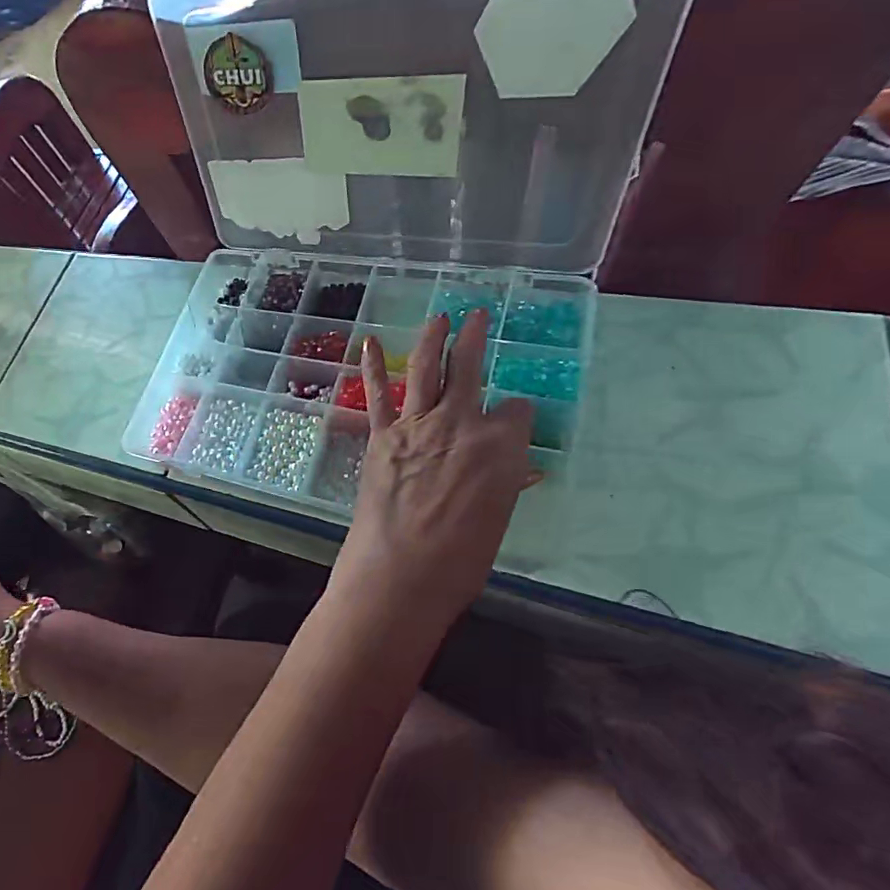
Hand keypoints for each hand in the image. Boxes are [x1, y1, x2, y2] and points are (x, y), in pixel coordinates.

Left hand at [334, 311, 535, 621]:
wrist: (400, 572)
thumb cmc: (460, 559)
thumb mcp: (496, 520)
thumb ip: (504, 485)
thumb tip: (518, 471)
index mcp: (502, 445)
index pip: (517, 412)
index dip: (514, 417)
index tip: (511, 423)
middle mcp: (461, 424)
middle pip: (472, 370)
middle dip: (476, 340)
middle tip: (479, 317)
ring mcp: (418, 426)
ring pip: (428, 370)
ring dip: (434, 339)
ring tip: (441, 317)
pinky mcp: (382, 437)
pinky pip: (379, 395)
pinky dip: (374, 368)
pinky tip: (371, 344)